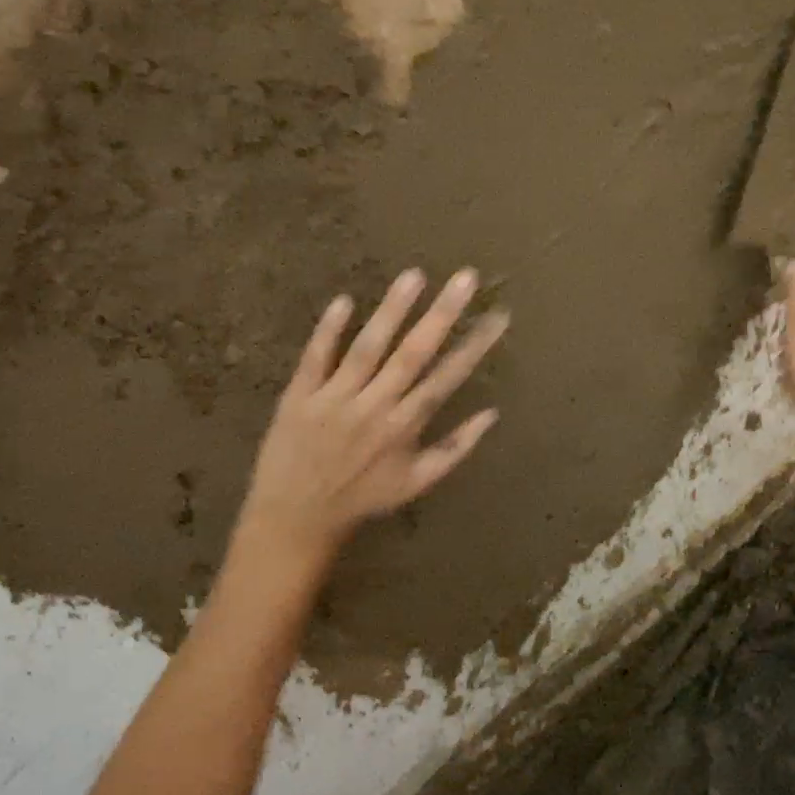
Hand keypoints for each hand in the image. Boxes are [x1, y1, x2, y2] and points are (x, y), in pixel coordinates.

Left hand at [239, 268, 508, 557]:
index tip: (499, 315)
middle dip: (442, 314)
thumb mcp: (417, 483)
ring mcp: (336, 399)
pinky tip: (345, 300)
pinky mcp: (300, 396)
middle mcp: (376, 406)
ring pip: (368, 347)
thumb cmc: (362, 499)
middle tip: (465, 277)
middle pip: (414, 353)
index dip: (476, 345)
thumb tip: (492, 414)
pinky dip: (328, 331)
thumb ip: (455, 448)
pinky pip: (315, 358)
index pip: (448, 377)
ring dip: (392, 311)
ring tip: (413, 275)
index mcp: (406, 426)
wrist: (295, 518)